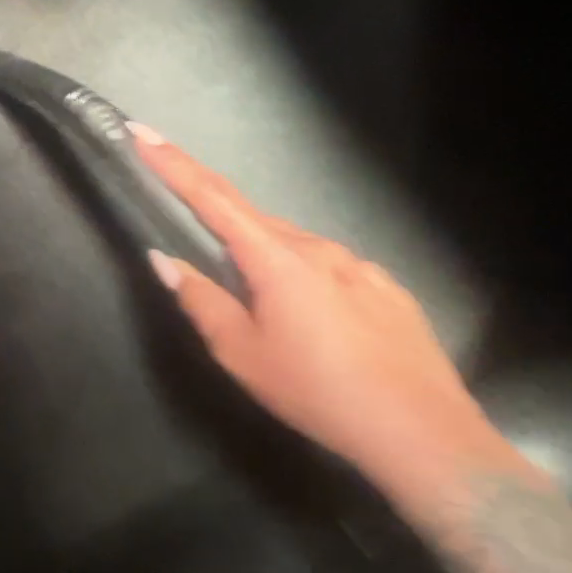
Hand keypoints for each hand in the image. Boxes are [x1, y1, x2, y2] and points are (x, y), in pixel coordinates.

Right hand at [129, 126, 513, 485]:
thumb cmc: (319, 393)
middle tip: (177, 192)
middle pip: (250, 215)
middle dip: (210, 203)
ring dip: (259, 251)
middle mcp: (318, 249)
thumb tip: (165, 259)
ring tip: (251, 291)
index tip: (143, 132)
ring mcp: (359, 267)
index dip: (172, 163)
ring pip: (291, 244)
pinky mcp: (388, 290)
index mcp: (275, 260)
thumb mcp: (241, 354)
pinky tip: (310, 314)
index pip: (211, 197)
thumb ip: (201, 300)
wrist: (429, 440)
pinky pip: (329, 268)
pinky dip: (302, 274)